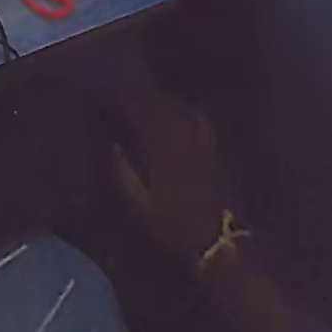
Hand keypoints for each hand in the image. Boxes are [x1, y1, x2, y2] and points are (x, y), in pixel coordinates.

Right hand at [109, 82, 235, 269]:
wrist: (216, 243)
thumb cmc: (173, 228)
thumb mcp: (141, 207)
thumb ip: (124, 176)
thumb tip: (114, 147)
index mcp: (160, 156)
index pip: (142, 119)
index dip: (129, 103)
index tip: (116, 93)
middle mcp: (179, 145)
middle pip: (160, 110)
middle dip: (143, 96)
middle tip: (129, 89)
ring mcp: (199, 147)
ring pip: (179, 112)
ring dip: (164, 99)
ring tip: (150, 93)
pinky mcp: (212, 154)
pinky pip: (202, 123)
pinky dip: (191, 109)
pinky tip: (184, 105)